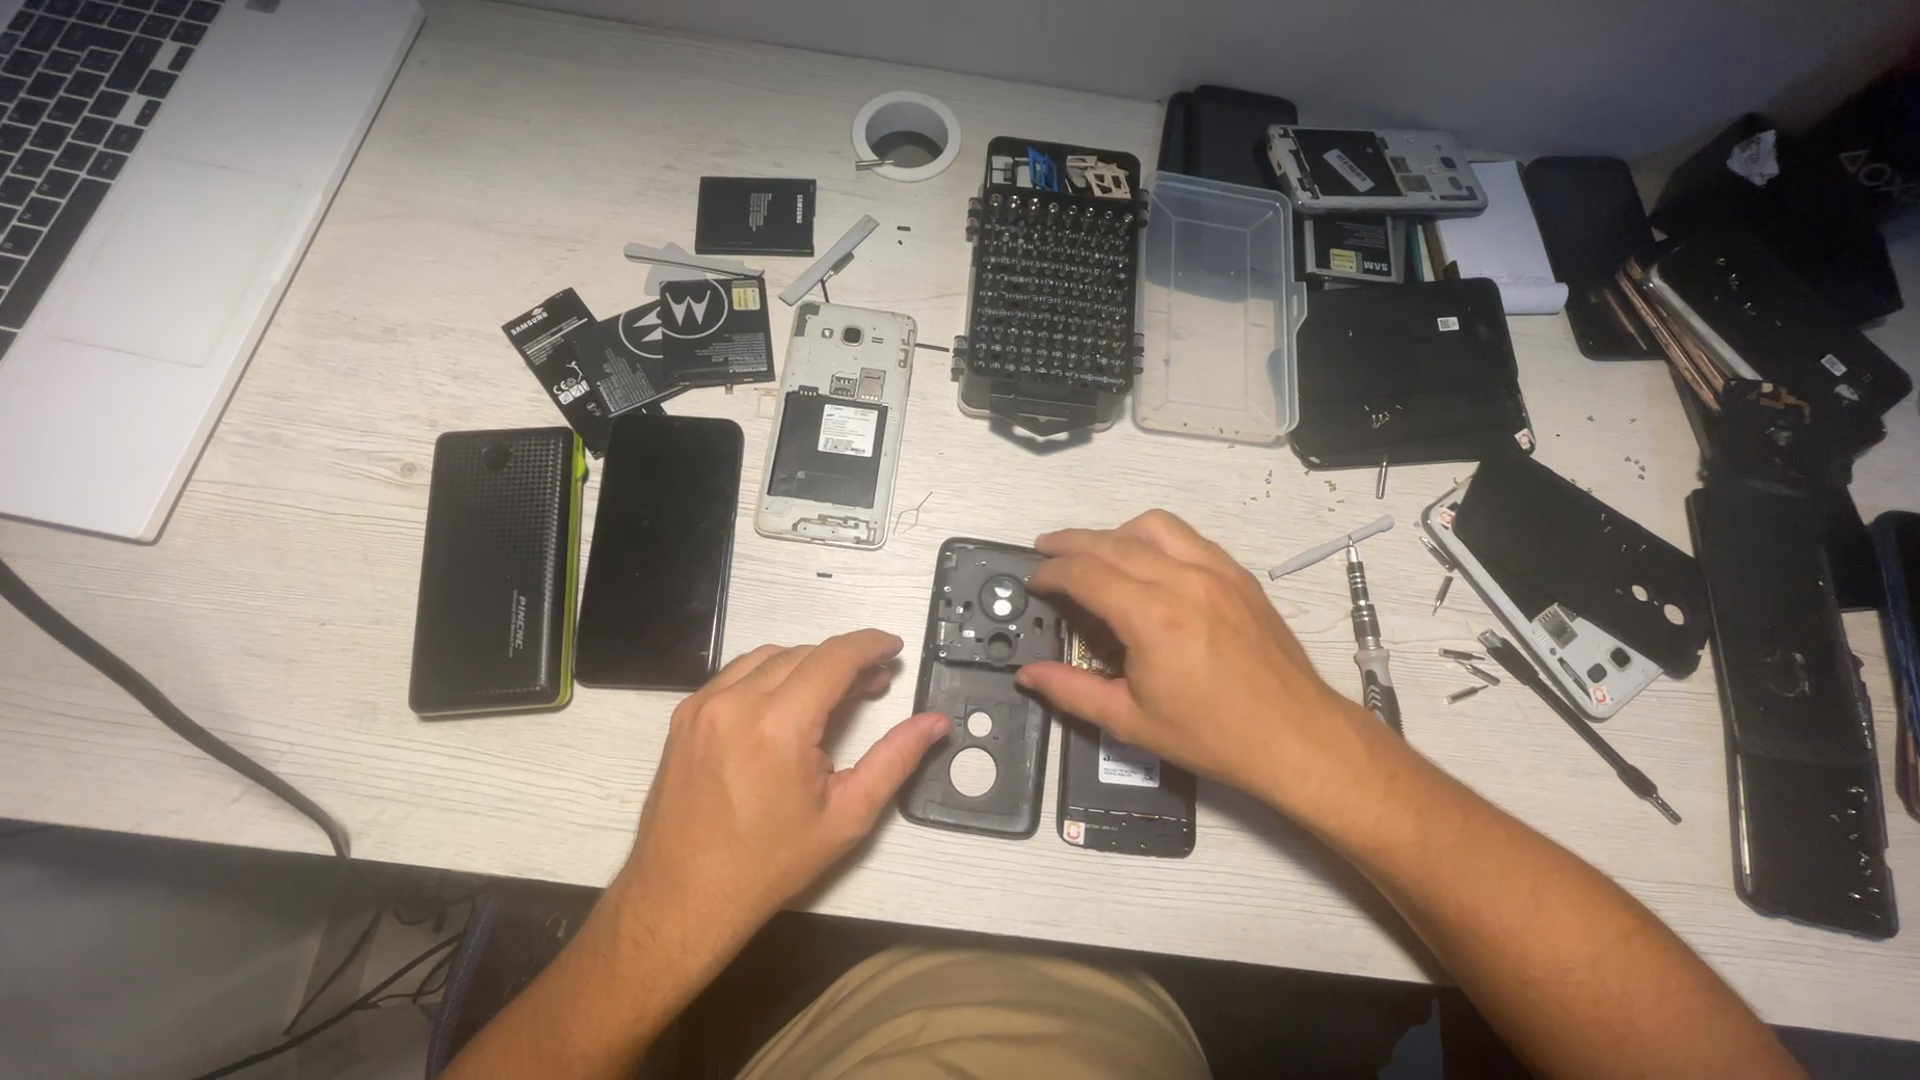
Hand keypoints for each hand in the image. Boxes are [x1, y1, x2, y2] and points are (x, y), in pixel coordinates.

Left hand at [608, 629, 948, 978]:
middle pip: (805, 653)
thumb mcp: (847, 816)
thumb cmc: (769, 864)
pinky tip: (788, 704)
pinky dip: (771, 675)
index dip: (870, 645)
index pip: (834, 657)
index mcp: (779, 726)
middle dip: (845, 660)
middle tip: (874, 685)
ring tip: (834, 693)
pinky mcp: (685, 716)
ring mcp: (703, 706)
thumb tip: (935, 722)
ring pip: (769, 657)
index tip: (894, 648)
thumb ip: (895, 760)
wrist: (681, 897)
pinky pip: (736, 674)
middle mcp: (736, 703)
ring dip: (808, 664)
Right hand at [1016, 510, 1386, 818]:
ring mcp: (1217, 572)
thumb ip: (1071, 690)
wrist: (1295, 737)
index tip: (1035, 581)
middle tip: (1045, 550)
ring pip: (1153, 526)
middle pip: (1112, 541)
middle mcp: (1183, 581)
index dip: (1051, 572)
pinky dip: (1157, 538)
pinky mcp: (1239, 576)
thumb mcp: (1130, 721)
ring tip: (1096, 551)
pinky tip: (1148, 560)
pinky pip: (1190, 537)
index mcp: (1152, 618)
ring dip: (1115, 531)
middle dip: (1070, 542)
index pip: (1085, 573)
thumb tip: (1028, 674)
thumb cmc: (1213, 735)